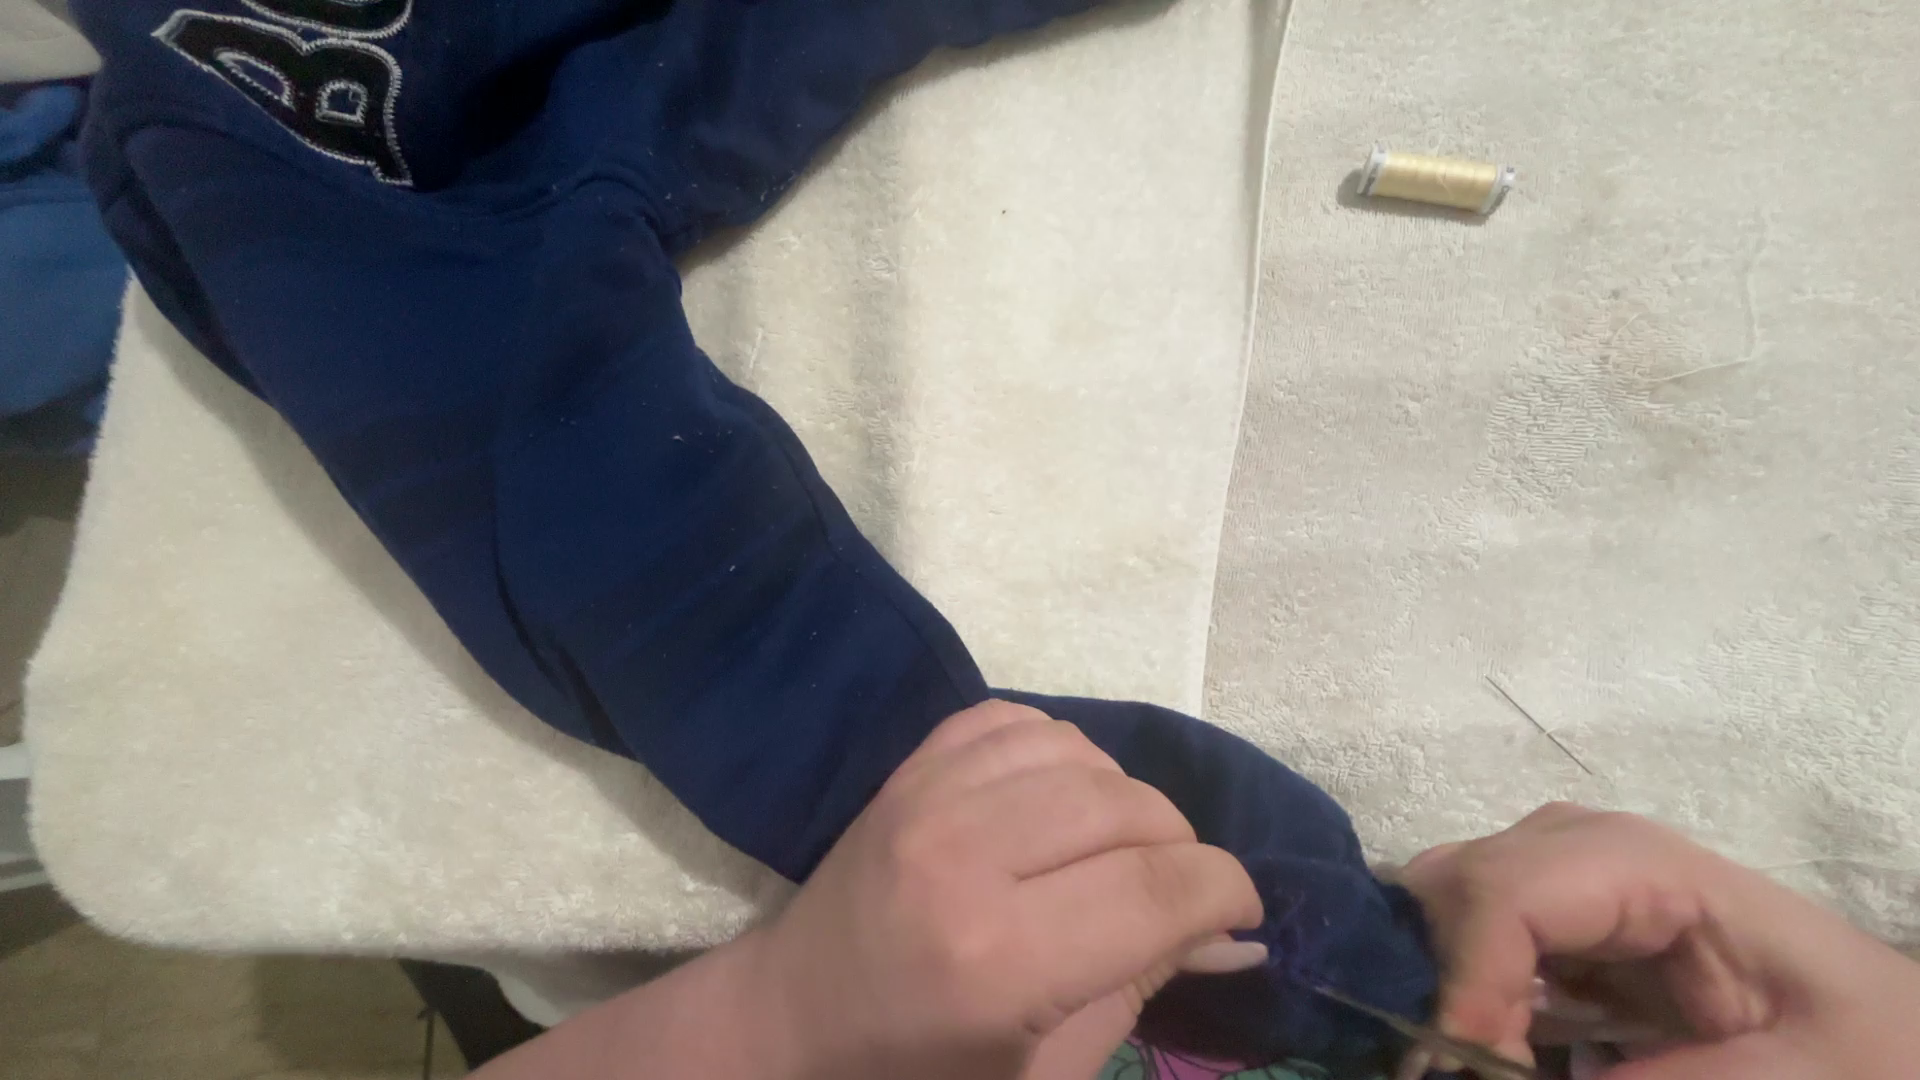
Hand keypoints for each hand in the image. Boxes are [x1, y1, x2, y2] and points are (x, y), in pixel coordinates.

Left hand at [736, 700, 1266, 1079]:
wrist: (795, 1016)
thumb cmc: (921, 1071)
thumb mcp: (1048, 1066)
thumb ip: (1143, 983)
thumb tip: (1235, 933)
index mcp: (1001, 960)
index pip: (1157, 887)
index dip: (1225, 889)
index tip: (1240, 907)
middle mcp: (965, 855)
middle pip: (1123, 805)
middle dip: (1181, 842)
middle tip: (1179, 882)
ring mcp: (928, 796)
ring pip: (1076, 750)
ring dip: (1122, 792)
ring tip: (1117, 840)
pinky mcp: (910, 767)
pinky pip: (1014, 719)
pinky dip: (1058, 748)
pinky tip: (1058, 792)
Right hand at [1400, 803, 1919, 1078]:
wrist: (1891, 1031)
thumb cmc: (1875, 1041)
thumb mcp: (1812, 1076)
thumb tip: (1505, 1076)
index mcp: (1634, 861)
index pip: (1502, 892)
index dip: (1468, 976)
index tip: (1467, 1063)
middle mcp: (1565, 843)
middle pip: (1450, 887)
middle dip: (1438, 975)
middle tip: (1462, 1062)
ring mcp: (1545, 865)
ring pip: (1437, 900)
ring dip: (1444, 980)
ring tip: (1481, 1050)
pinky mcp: (1540, 902)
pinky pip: (1462, 927)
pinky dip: (1463, 985)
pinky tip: (1498, 1035)